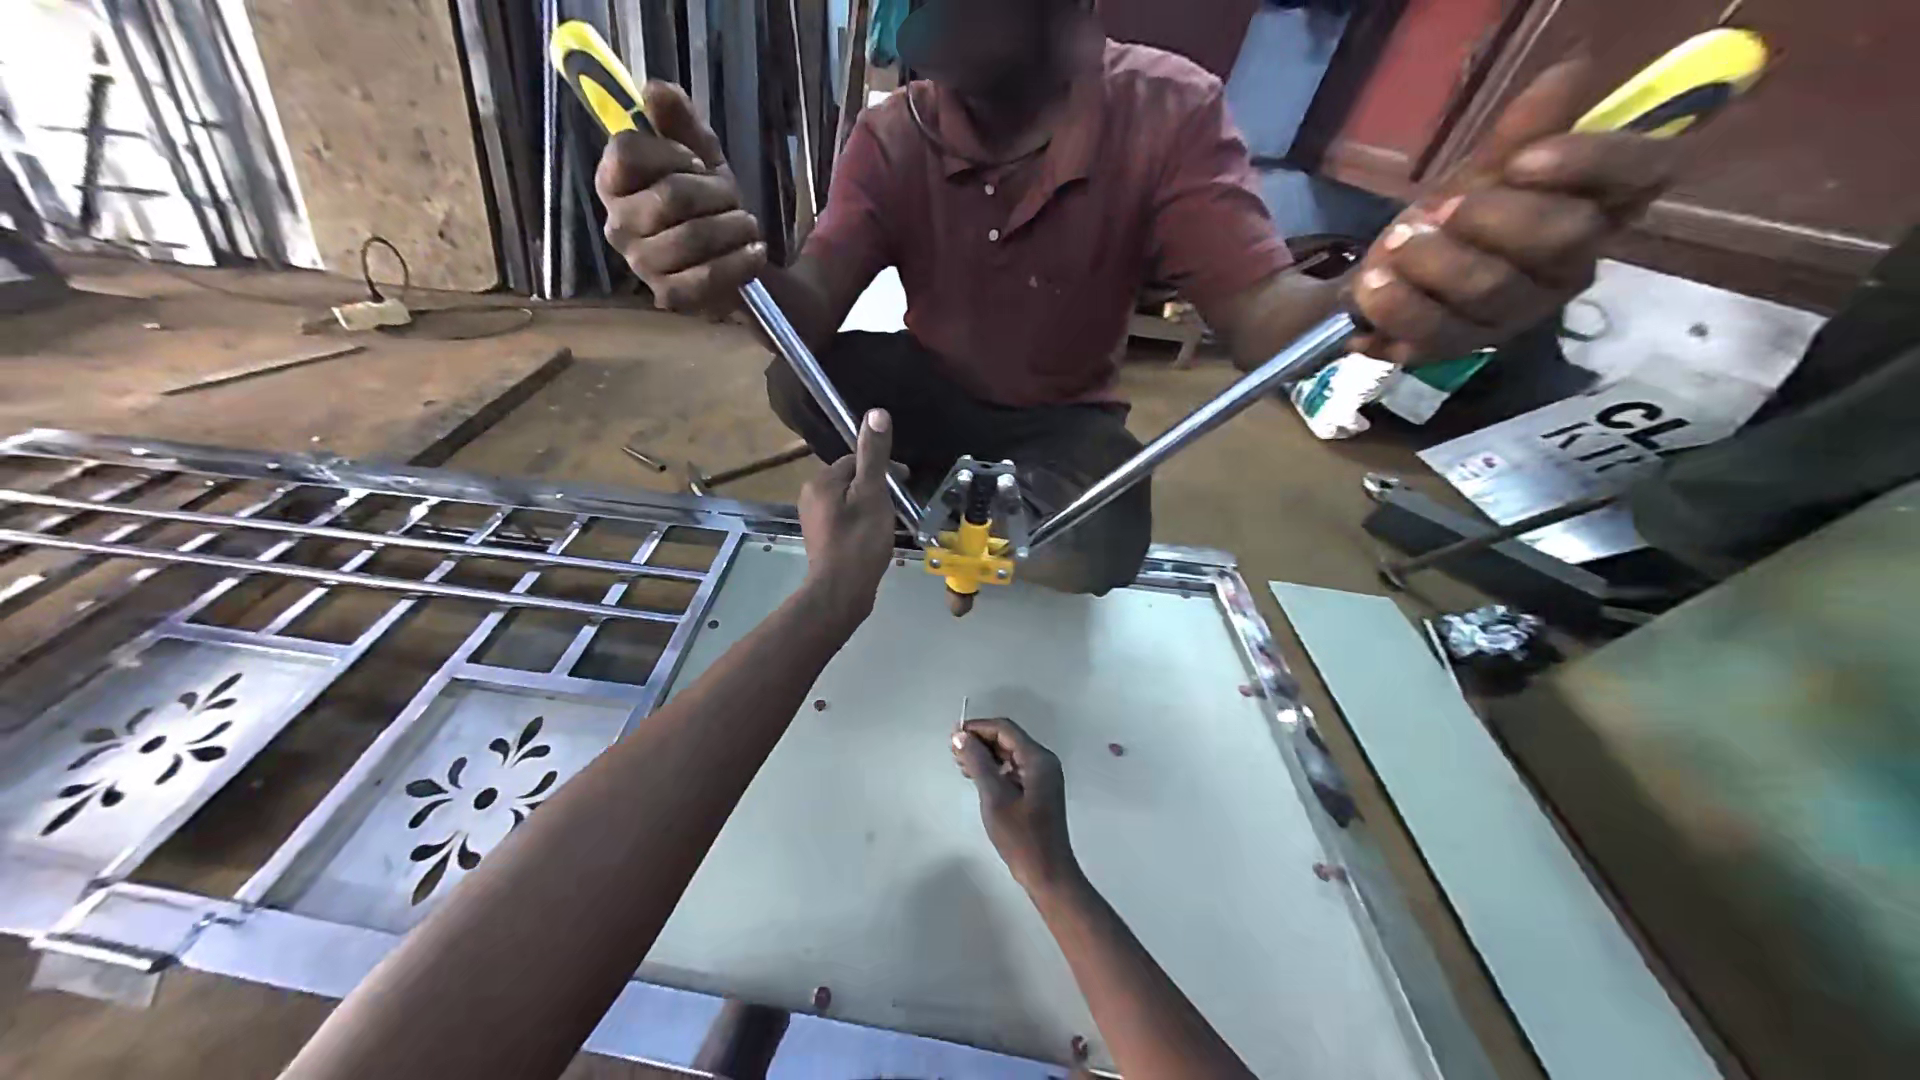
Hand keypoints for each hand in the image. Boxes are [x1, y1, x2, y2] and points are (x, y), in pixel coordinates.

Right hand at [595, 81, 768, 311]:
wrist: (735, 260)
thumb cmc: (709, 206)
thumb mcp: (701, 158)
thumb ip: (681, 123)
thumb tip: (655, 90)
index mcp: (614, 182)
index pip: (628, 152)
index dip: (673, 153)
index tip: (699, 164)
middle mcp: (619, 225)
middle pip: (670, 196)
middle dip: (715, 195)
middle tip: (734, 201)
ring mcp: (642, 264)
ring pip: (692, 237)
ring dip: (733, 228)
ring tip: (749, 227)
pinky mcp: (670, 296)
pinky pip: (706, 277)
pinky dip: (740, 262)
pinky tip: (755, 253)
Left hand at [798, 409, 896, 624]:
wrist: (841, 591)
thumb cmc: (859, 540)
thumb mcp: (872, 494)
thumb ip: (874, 455)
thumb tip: (876, 413)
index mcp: (821, 481)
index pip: (856, 461)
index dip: (883, 469)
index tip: (905, 483)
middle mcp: (811, 496)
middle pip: (852, 480)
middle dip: (877, 488)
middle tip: (899, 507)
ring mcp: (814, 519)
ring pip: (850, 501)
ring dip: (872, 506)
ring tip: (890, 523)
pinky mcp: (822, 539)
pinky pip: (846, 520)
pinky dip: (863, 523)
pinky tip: (876, 538)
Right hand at [951, 717, 1078, 893]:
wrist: (1047, 873)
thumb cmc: (1021, 835)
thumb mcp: (994, 796)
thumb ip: (977, 762)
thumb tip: (960, 736)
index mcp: (1038, 759)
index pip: (1005, 729)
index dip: (978, 728)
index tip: (954, 736)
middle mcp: (1043, 762)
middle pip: (1008, 739)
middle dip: (980, 741)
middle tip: (953, 751)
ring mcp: (1041, 777)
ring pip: (1009, 754)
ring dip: (985, 755)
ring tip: (960, 764)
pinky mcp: (1037, 790)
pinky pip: (1013, 769)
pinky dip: (994, 769)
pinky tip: (976, 777)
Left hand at [1350, 59, 1681, 365]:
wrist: (1384, 276)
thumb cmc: (1447, 219)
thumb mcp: (1478, 172)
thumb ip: (1519, 134)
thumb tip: (1568, 76)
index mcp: (1596, 211)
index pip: (1643, 175)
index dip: (1593, 162)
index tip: (1522, 160)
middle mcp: (1564, 272)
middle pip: (1557, 239)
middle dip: (1487, 216)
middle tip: (1432, 208)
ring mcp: (1507, 319)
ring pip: (1485, 290)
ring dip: (1428, 262)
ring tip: (1392, 246)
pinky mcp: (1453, 352)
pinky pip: (1425, 338)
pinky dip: (1390, 310)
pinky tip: (1368, 290)